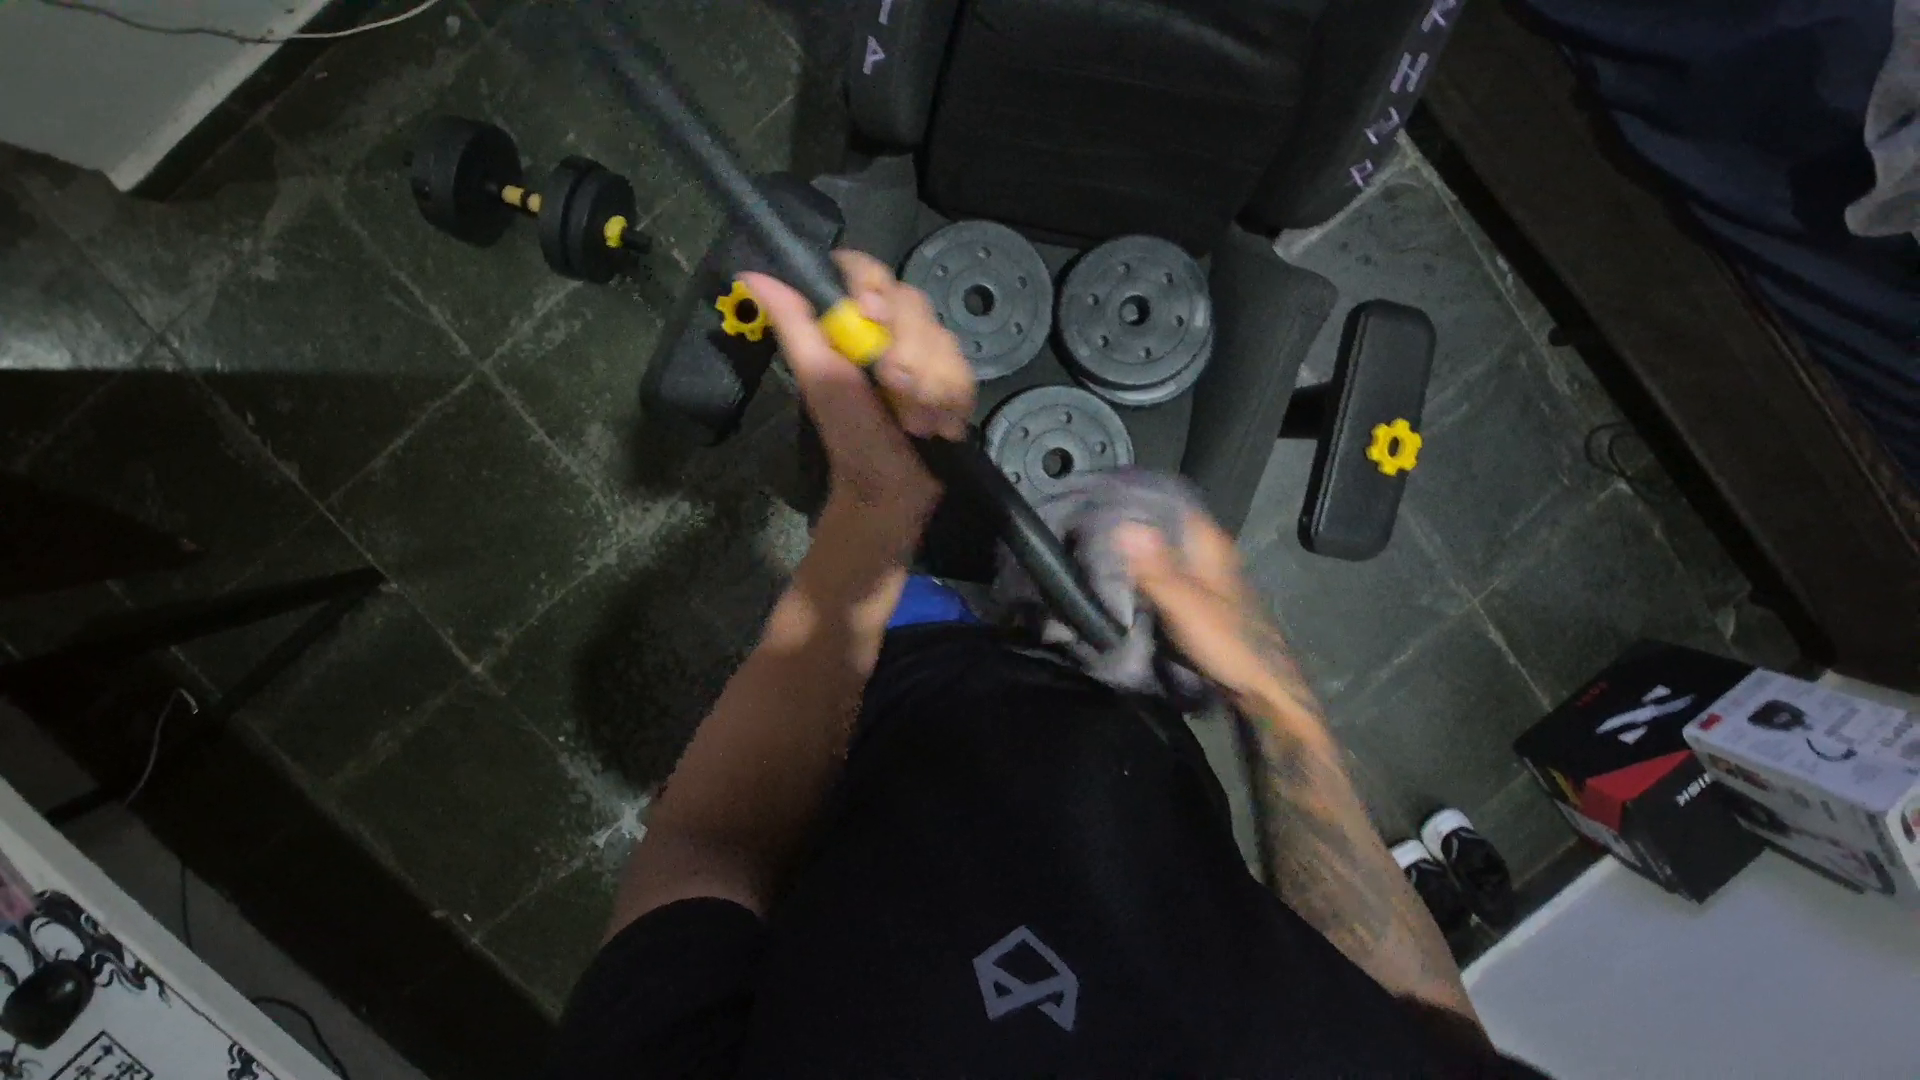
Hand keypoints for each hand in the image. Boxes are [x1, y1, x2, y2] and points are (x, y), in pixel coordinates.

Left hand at [741, 252, 975, 546]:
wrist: (890, 490)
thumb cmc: (849, 435)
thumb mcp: (818, 378)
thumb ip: (794, 325)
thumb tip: (751, 274)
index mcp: (855, 323)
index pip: (867, 272)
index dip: (873, 283)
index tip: (871, 311)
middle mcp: (894, 331)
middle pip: (913, 303)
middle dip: (907, 348)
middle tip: (893, 384)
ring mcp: (929, 357)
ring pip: (944, 341)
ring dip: (928, 384)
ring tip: (914, 420)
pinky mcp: (956, 383)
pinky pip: (964, 374)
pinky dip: (949, 402)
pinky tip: (936, 425)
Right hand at [1115, 515, 1317, 724]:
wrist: (1261, 690)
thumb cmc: (1228, 644)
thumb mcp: (1185, 604)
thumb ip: (1154, 568)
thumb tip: (1122, 526)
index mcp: (1211, 547)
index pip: (1171, 506)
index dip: (1138, 501)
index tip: (1100, 502)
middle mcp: (1209, 558)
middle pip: (1164, 532)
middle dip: (1131, 531)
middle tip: (1090, 531)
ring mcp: (1205, 582)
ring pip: (1163, 559)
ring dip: (1136, 559)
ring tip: (1096, 556)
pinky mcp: (1199, 606)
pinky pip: (1164, 583)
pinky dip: (1144, 583)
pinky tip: (1122, 588)